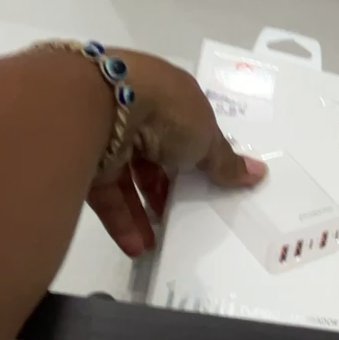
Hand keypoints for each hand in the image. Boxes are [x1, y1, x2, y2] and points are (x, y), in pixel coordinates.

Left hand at [87, 49, 265, 256]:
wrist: (94, 106)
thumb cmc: (165, 111)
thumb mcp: (207, 137)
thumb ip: (226, 161)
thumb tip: (259, 174)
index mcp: (168, 92)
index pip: (184, 123)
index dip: (196, 151)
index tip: (207, 179)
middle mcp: (134, 108)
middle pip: (154, 150)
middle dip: (167, 185)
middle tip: (184, 212)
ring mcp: (104, 131)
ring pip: (127, 175)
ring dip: (143, 210)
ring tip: (161, 241)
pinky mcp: (80, 157)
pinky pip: (105, 193)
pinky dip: (120, 220)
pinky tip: (136, 247)